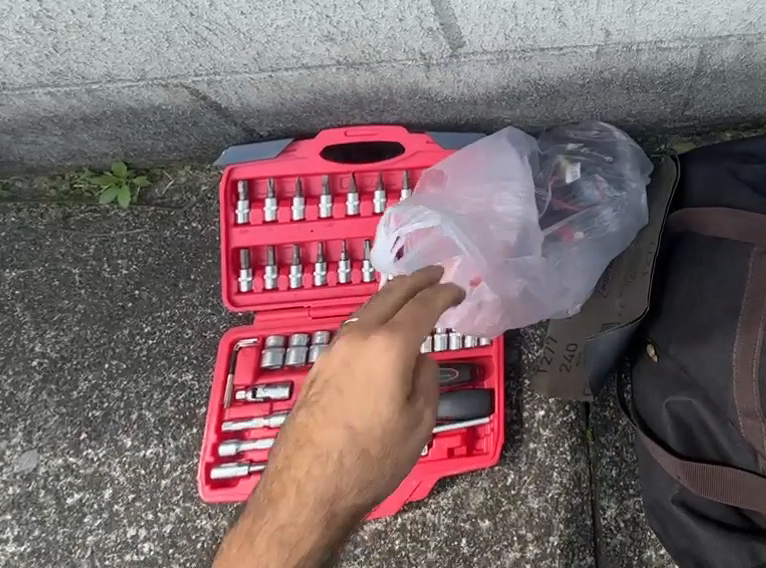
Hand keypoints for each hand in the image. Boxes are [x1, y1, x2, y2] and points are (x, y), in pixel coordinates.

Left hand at [215, 266, 463, 567]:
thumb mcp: (419, 422)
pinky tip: (379, 329)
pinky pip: (354, 327)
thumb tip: (419, 361)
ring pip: (368, 308)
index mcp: (390, 345)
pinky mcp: (318, 368)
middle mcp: (359, 337)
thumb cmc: (371, 459)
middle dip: (417, 280)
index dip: (445, 294)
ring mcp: (333, 350)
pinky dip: (374, 316)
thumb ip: (426, 379)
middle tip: (437, 272)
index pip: (424, 305)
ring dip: (393, 296)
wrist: (305, 493)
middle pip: (391, 293)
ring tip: (409, 294)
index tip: (460, 290)